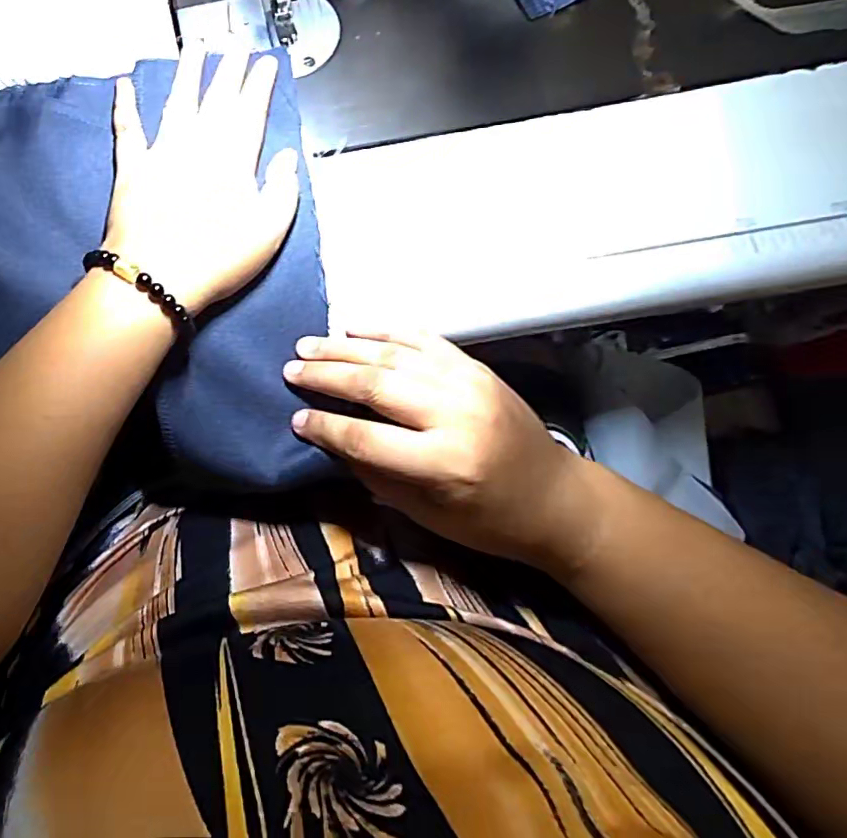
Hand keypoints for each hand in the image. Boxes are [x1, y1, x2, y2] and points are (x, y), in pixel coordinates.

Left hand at [102, 48, 299, 313]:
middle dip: (228, 67)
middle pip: (217, 96)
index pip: (251, 110)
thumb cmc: (218, 259)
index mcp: (235, 159)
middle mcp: (199, 144)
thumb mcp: (270, 231)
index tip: (265, 62)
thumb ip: (283, 189)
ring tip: (194, 46)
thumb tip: (287, 157)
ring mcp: (162, 152)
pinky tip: (123, 84)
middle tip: (234, 42)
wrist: (157, 279)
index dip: (259, 83)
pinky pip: (127, 128)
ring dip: (186, 72)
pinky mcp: (131, 167)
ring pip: (177, 100)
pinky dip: (125, 105)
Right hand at [284, 330, 610, 574]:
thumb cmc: (488, 519)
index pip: (365, 436)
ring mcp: (468, 382)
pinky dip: (386, 331)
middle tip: (291, 369)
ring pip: (394, 354)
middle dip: (326, 375)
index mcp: (443, 461)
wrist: (555, 498)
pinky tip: (356, 327)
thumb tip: (330, 438)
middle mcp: (455, 413)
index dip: (324, 427)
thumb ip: (375, 472)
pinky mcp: (476, 367)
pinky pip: (423, 339)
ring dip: (346, 347)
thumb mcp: (426, 512)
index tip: (295, 418)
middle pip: (375, 384)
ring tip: (309, 345)